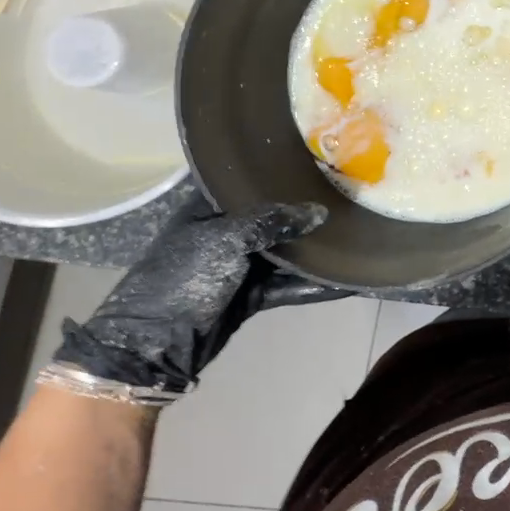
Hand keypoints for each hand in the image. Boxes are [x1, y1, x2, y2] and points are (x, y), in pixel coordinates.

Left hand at [51, 196, 340, 396]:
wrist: (151, 349)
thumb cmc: (182, 279)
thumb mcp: (227, 239)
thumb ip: (274, 220)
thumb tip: (320, 213)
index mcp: (209, 208)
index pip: (252, 180)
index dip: (284, 171)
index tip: (323, 162)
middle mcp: (227, 231)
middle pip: (277, 216)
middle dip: (309, 212)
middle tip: (352, 196)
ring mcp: (240, 265)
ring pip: (287, 251)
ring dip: (315, 251)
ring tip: (358, 237)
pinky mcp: (251, 295)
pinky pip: (289, 283)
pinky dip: (313, 283)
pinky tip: (345, 279)